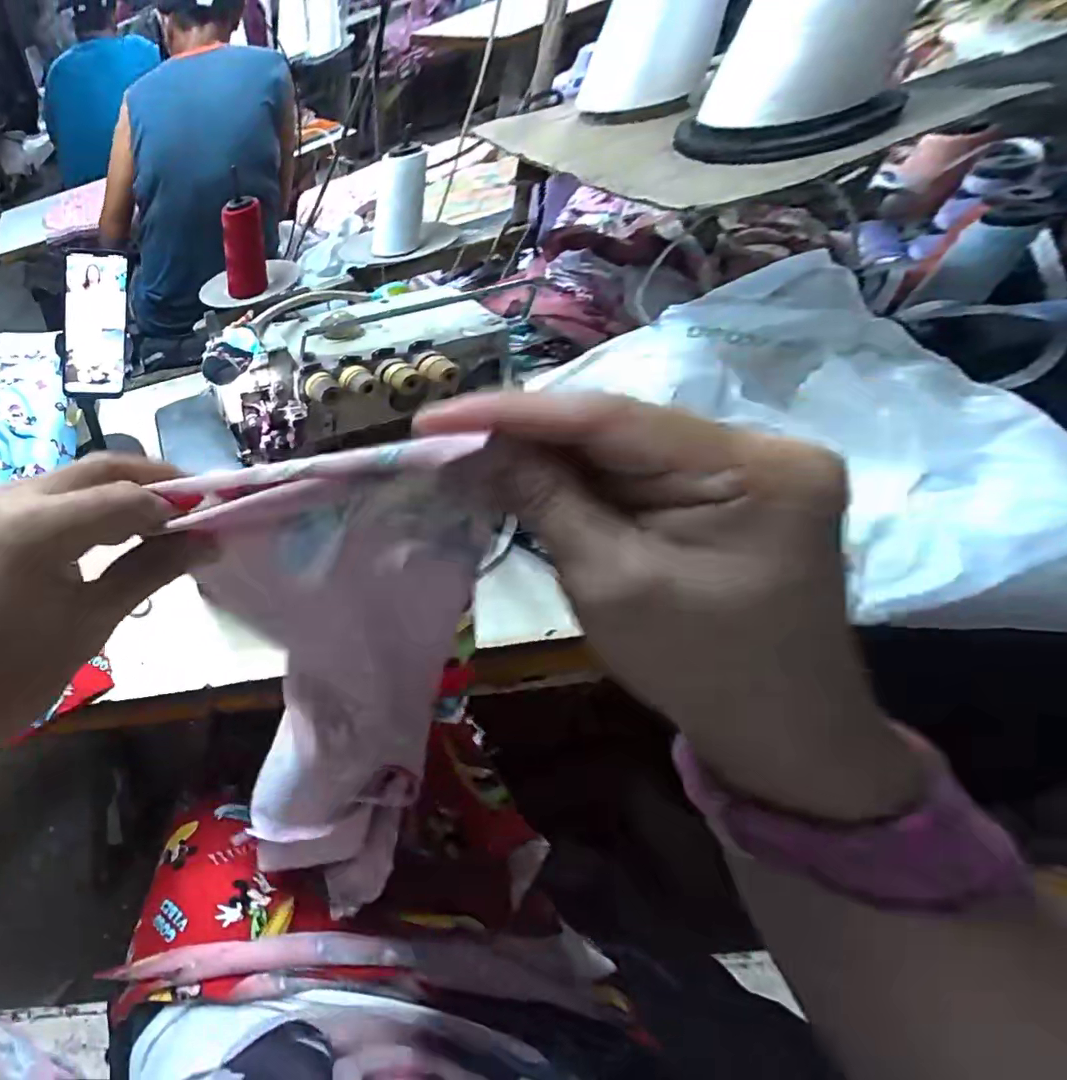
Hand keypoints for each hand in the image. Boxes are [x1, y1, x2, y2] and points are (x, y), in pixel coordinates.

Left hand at [0, 455, 207, 792]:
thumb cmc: (10, 680)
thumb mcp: (89, 624)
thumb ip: (149, 571)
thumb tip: (205, 541)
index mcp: (37, 525)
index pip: (126, 496)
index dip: (176, 504)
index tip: (215, 520)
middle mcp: (12, 496)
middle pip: (100, 471)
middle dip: (153, 484)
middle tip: (198, 508)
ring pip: (74, 480)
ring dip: (121, 494)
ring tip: (164, 523)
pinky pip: (49, 499)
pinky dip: (87, 508)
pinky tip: (112, 533)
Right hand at [415, 392, 922, 820]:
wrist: (774, 726)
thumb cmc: (695, 662)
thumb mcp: (607, 578)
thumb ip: (544, 500)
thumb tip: (473, 450)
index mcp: (751, 466)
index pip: (607, 418)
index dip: (509, 412)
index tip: (430, 418)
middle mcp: (749, 447)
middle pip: (605, 425)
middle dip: (514, 431)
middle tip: (434, 435)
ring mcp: (729, 467)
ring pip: (604, 445)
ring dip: (528, 452)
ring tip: (455, 452)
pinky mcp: (704, 490)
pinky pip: (615, 470)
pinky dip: (555, 475)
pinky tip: (506, 474)